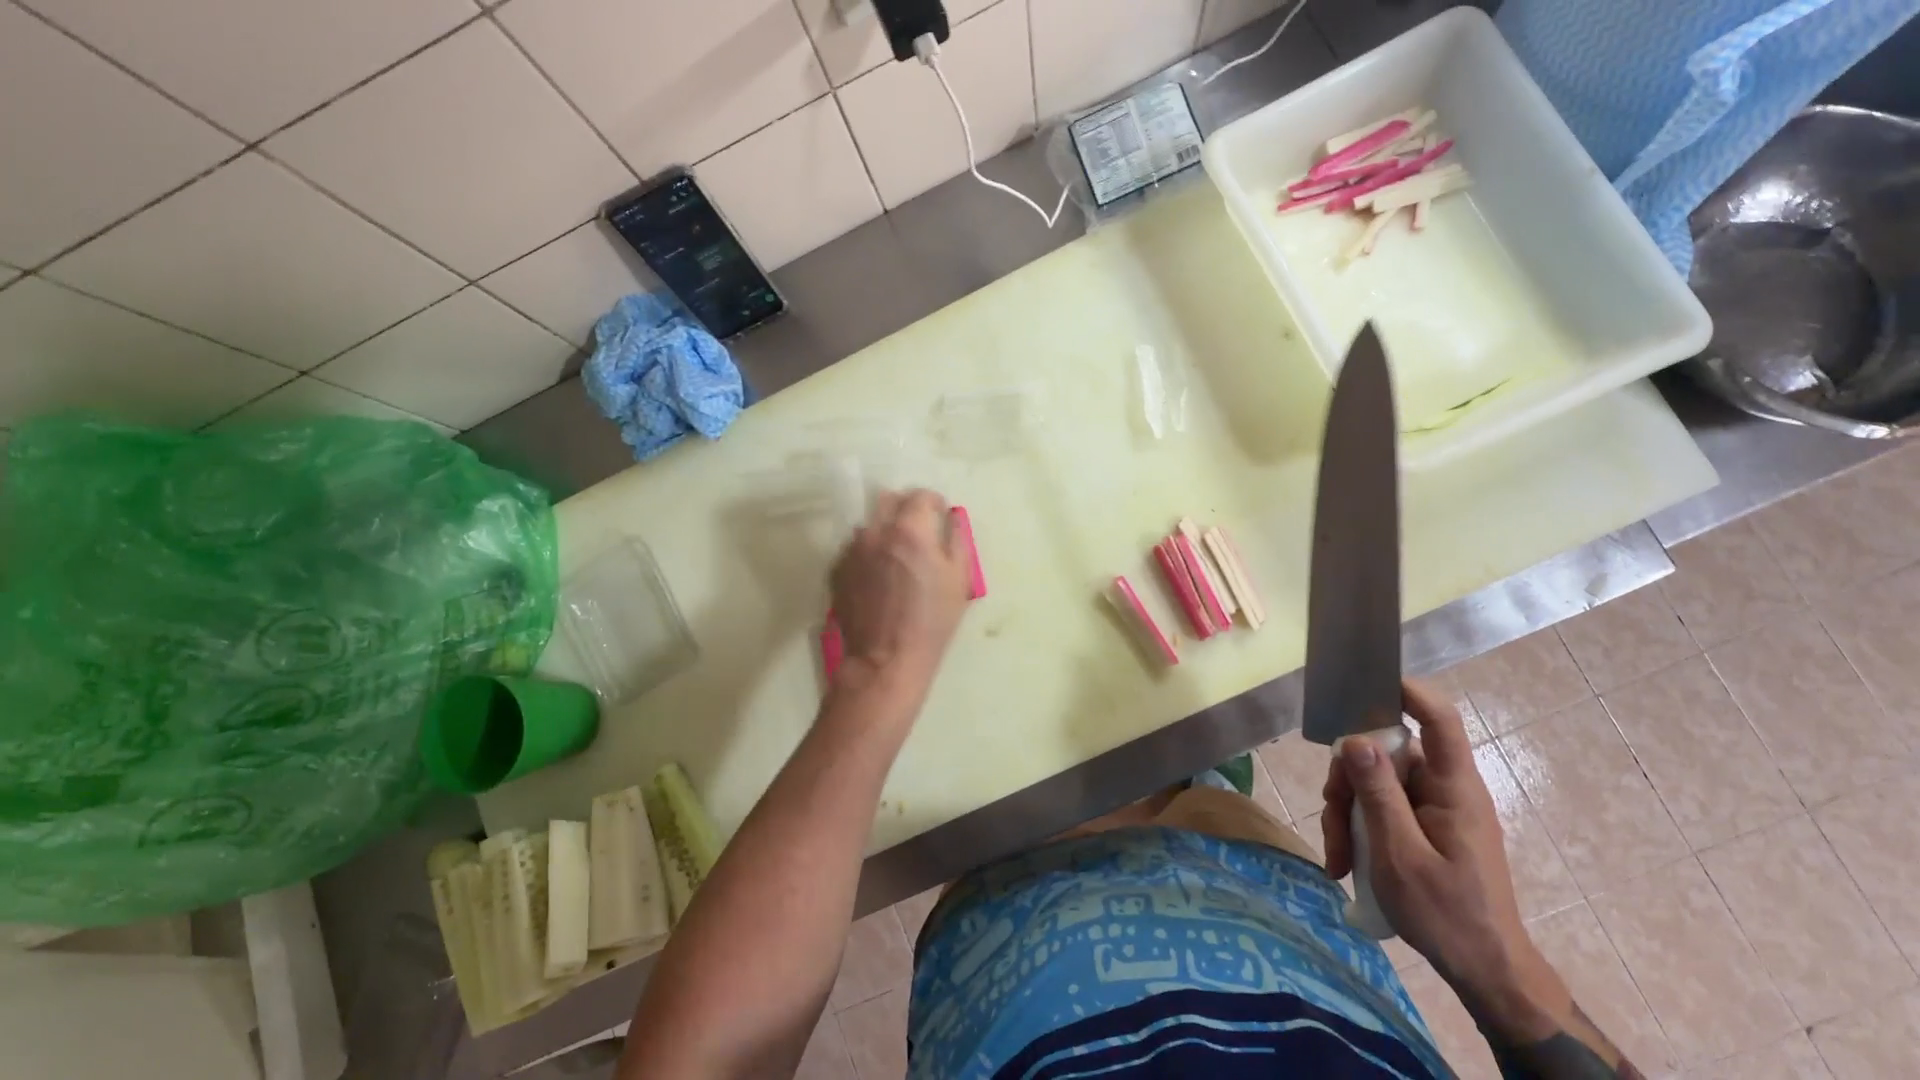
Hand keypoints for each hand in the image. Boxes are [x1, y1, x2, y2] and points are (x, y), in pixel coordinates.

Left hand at [829, 489, 971, 691]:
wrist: (884, 660)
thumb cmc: (931, 622)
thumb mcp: (959, 580)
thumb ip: (957, 539)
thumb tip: (951, 517)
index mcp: (909, 530)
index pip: (921, 495)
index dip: (935, 504)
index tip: (941, 519)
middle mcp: (875, 532)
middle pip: (888, 500)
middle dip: (906, 509)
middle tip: (919, 532)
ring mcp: (851, 550)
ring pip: (870, 525)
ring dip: (885, 531)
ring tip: (897, 559)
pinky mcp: (837, 570)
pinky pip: (855, 548)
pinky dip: (868, 553)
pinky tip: (878, 579)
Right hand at [1321, 680, 1569, 1042]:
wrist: (1485, 971)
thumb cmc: (1446, 913)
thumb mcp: (1399, 855)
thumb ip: (1377, 795)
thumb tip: (1357, 740)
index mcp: (1454, 788)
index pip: (1440, 720)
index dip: (1408, 693)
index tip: (1364, 686)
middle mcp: (1447, 789)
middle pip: (1388, 756)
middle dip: (1348, 784)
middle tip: (1331, 822)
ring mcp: (1436, 810)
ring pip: (1377, 785)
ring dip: (1348, 814)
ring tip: (1338, 858)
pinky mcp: (1425, 829)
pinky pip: (1384, 810)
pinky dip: (1360, 830)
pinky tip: (1346, 863)